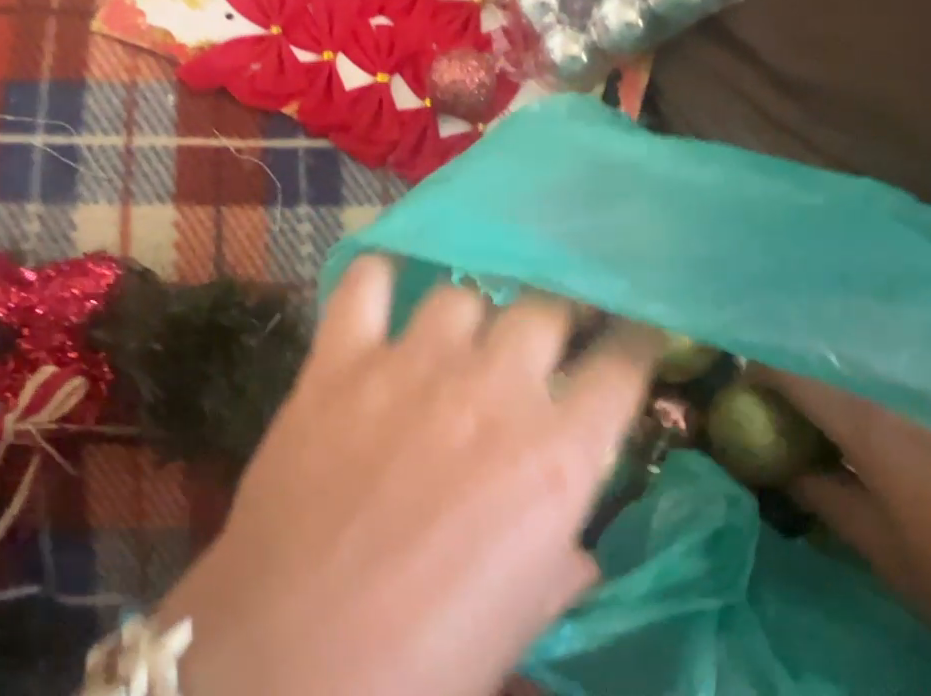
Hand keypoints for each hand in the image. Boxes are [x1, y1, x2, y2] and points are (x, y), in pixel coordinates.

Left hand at [159, 257, 661, 695]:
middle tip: (554, 326)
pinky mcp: (339, 363)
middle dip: (561, 312)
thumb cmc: (425, 658)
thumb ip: (563, 564)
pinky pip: (365, 285)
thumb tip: (577, 547)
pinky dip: (380, 273)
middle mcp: (494, 390)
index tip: (638, 328)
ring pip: (464, 291)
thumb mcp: (524, 619)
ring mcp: (413, 367)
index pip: (623, 365)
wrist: (291, 660)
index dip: (639, 338)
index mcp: (556, 458)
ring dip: (477, 307)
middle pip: (547, 307)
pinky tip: (390, 277)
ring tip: (471, 326)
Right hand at [756, 369, 930, 695]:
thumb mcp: (892, 556)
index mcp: (872, 418)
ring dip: (853, 358)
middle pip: (833, 345)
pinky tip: (909, 387)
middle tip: (790, 393)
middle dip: (803, 359)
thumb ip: (827, 501)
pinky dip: (904, 362)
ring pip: (884, 342)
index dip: (756, 373)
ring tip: (843, 387)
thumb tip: (784, 469)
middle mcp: (911, 377)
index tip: (744, 391)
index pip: (787, 369)